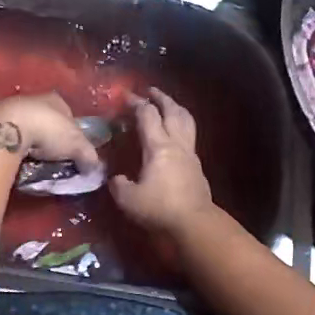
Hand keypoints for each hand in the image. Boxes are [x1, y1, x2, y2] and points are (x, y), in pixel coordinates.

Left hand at [0, 93, 100, 169]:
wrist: (7, 129)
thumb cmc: (48, 132)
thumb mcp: (78, 146)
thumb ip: (89, 156)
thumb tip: (95, 168)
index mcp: (55, 99)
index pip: (68, 114)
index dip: (72, 132)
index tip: (72, 149)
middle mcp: (33, 98)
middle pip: (45, 120)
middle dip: (49, 136)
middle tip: (53, 156)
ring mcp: (9, 107)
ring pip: (25, 126)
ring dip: (29, 140)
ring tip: (33, 160)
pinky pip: (7, 135)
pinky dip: (12, 145)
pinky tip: (15, 158)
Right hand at [110, 89, 215, 234]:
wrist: (194, 222)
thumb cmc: (159, 209)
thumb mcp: (128, 199)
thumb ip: (118, 185)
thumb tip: (116, 179)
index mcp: (158, 147)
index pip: (147, 115)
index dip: (136, 103)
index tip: (126, 96)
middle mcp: (176, 144)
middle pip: (172, 111)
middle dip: (161, 98)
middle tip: (151, 91)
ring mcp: (190, 154)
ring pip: (186, 122)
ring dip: (176, 109)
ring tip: (168, 105)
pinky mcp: (197, 167)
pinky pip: (189, 137)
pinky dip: (181, 127)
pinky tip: (175, 135)